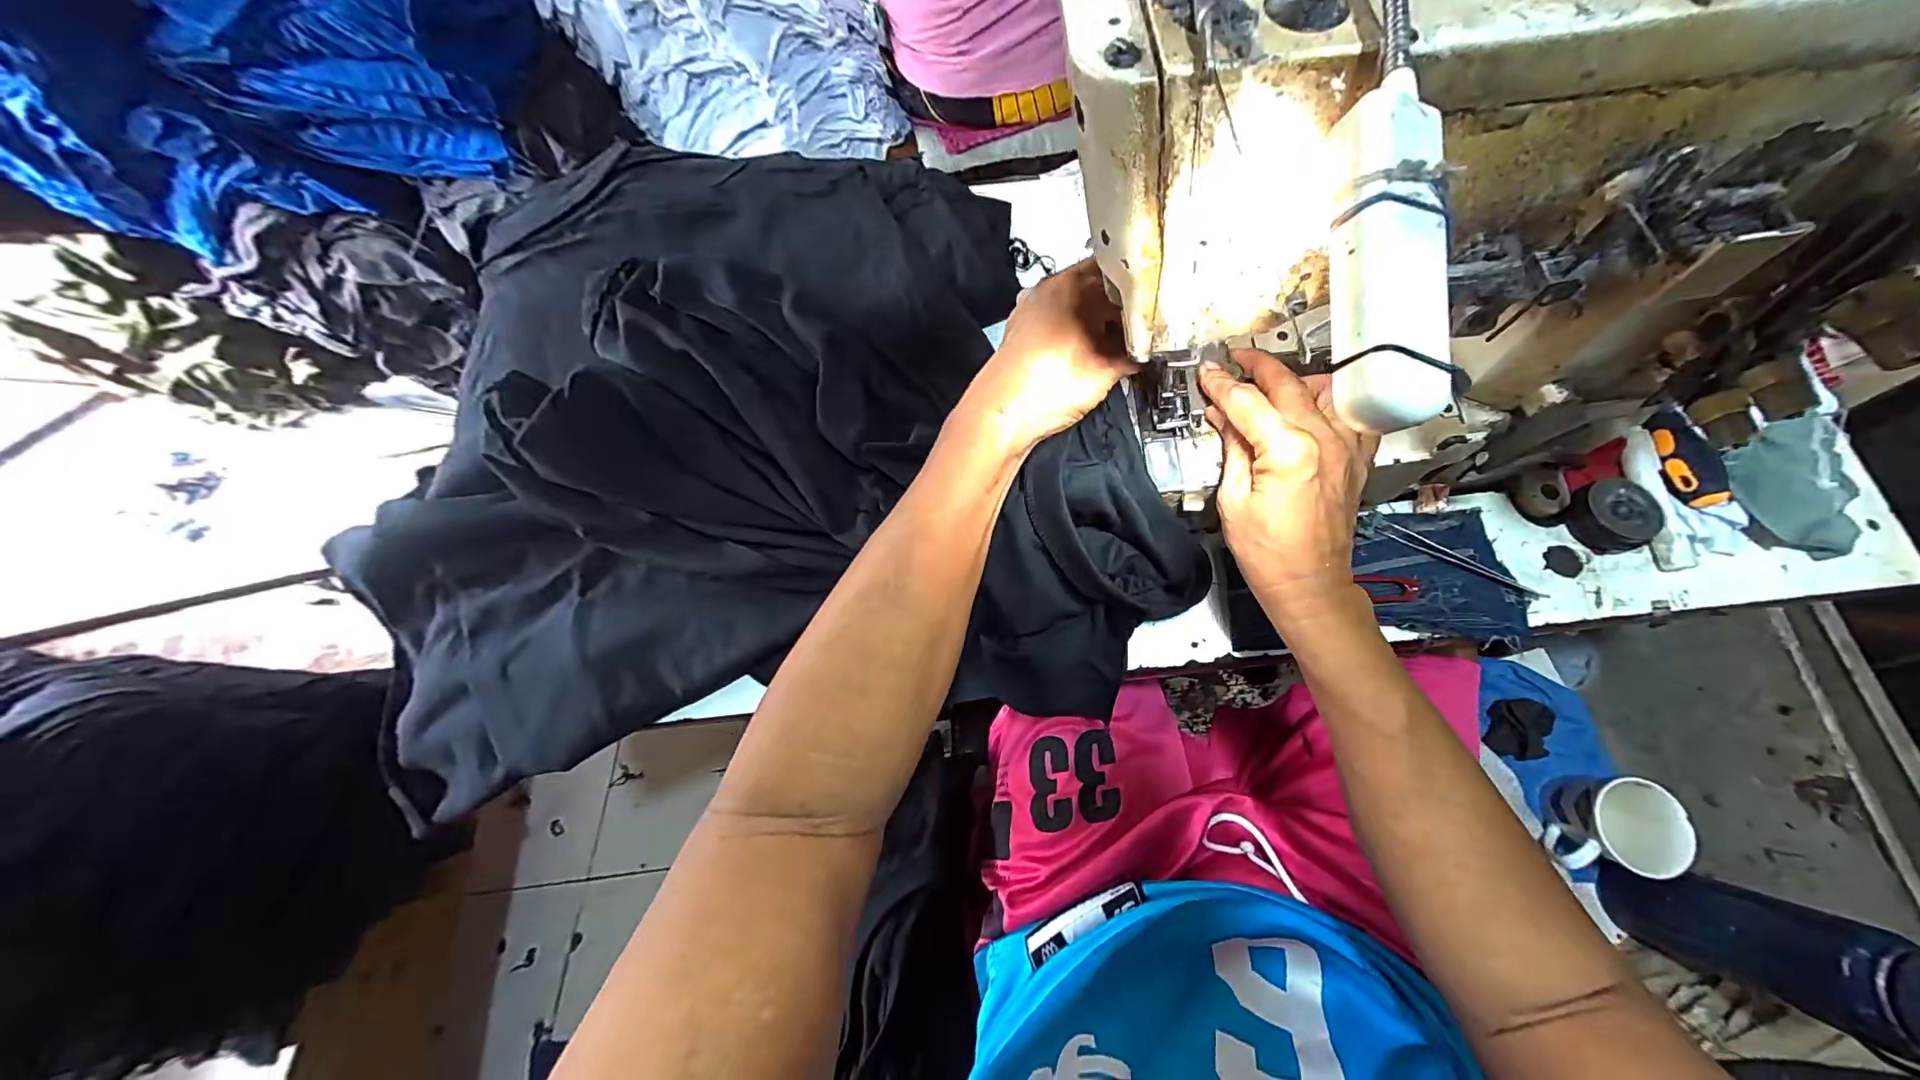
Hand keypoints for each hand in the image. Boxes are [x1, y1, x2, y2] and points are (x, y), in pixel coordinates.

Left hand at [958, 258, 1135, 450]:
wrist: (1001, 417)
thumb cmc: (1040, 386)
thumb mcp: (1104, 370)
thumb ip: (1132, 356)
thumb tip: (1145, 354)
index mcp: (1067, 284)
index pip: (1116, 268)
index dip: (1142, 285)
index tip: (1158, 299)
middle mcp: (1047, 293)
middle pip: (1097, 291)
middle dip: (1122, 310)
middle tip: (1146, 330)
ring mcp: (1033, 315)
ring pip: (1079, 312)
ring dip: (1102, 327)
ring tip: (1125, 348)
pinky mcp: (1026, 340)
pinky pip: (1063, 331)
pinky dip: (1081, 341)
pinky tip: (1095, 361)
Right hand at [1199, 350, 1380, 621]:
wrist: (1308, 583)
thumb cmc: (1271, 554)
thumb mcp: (1233, 499)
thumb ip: (1233, 448)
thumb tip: (1224, 417)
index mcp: (1289, 451)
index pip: (1247, 401)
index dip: (1220, 384)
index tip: (1206, 373)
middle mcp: (1325, 441)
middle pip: (1286, 384)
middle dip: (1254, 368)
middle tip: (1231, 363)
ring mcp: (1347, 447)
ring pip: (1322, 389)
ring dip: (1292, 378)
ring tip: (1266, 381)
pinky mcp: (1356, 458)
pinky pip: (1347, 413)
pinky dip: (1327, 401)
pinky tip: (1307, 406)